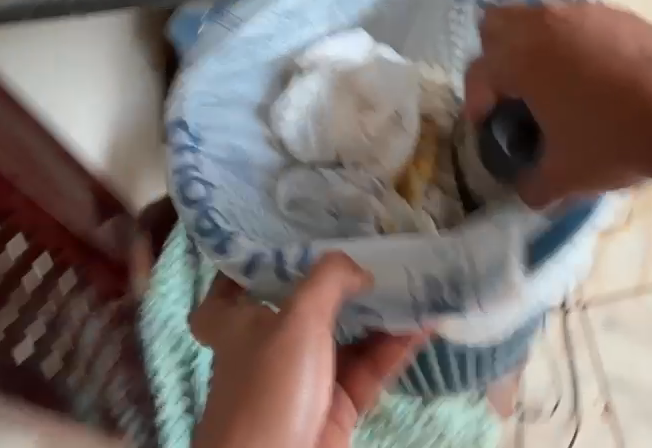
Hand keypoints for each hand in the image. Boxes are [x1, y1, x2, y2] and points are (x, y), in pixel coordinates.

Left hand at [191, 254, 424, 447]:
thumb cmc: (268, 392)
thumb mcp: (295, 319)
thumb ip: (329, 278)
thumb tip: (359, 268)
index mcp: (237, 326)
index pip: (225, 294)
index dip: (245, 269)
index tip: (277, 242)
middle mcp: (267, 350)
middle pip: (300, 307)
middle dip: (335, 282)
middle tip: (368, 248)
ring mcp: (303, 382)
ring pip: (343, 336)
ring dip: (376, 312)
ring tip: (412, 279)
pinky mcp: (334, 410)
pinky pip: (368, 369)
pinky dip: (394, 348)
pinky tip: (426, 323)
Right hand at [463, 2, 651, 206]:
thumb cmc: (616, 142)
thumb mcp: (567, 176)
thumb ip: (533, 185)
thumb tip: (526, 190)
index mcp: (519, 57)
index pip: (478, 72)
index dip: (477, 103)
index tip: (490, 127)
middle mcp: (545, 23)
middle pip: (497, 23)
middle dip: (496, 56)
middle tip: (515, 92)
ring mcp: (584, 11)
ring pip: (541, 15)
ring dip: (536, 45)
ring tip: (558, 84)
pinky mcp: (618, 12)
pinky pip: (580, 21)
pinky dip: (576, 43)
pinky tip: (601, 77)